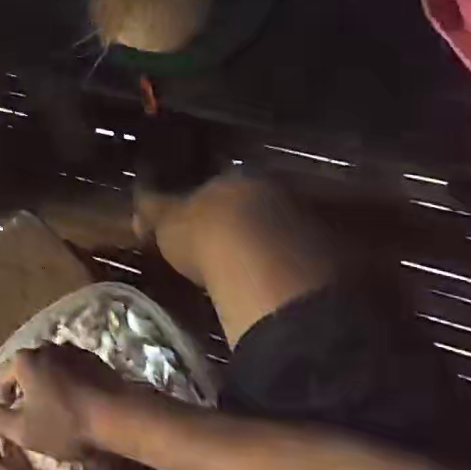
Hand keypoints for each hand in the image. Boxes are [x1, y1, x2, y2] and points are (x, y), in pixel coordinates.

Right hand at [0, 345, 126, 459]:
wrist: (115, 414)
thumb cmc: (64, 423)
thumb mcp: (24, 431)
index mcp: (23, 360)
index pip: (1, 379)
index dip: (2, 402)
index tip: (10, 424)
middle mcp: (43, 347)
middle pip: (26, 371)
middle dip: (26, 392)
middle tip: (33, 419)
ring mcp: (69, 349)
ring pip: (50, 369)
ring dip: (49, 386)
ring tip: (57, 412)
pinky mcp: (92, 357)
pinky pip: (72, 370)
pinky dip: (69, 384)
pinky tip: (78, 404)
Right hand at [134, 171, 299, 287]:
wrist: (267, 271)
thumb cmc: (207, 238)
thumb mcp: (168, 226)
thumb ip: (155, 216)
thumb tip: (136, 213)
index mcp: (236, 178)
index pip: (222, 186)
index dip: (211, 205)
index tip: (202, 224)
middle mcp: (276, 191)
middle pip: (257, 206)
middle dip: (245, 225)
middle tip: (229, 251)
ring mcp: (309, 222)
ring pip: (284, 232)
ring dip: (272, 249)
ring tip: (254, 276)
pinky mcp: (334, 257)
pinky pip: (307, 262)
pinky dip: (293, 273)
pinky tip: (279, 291)